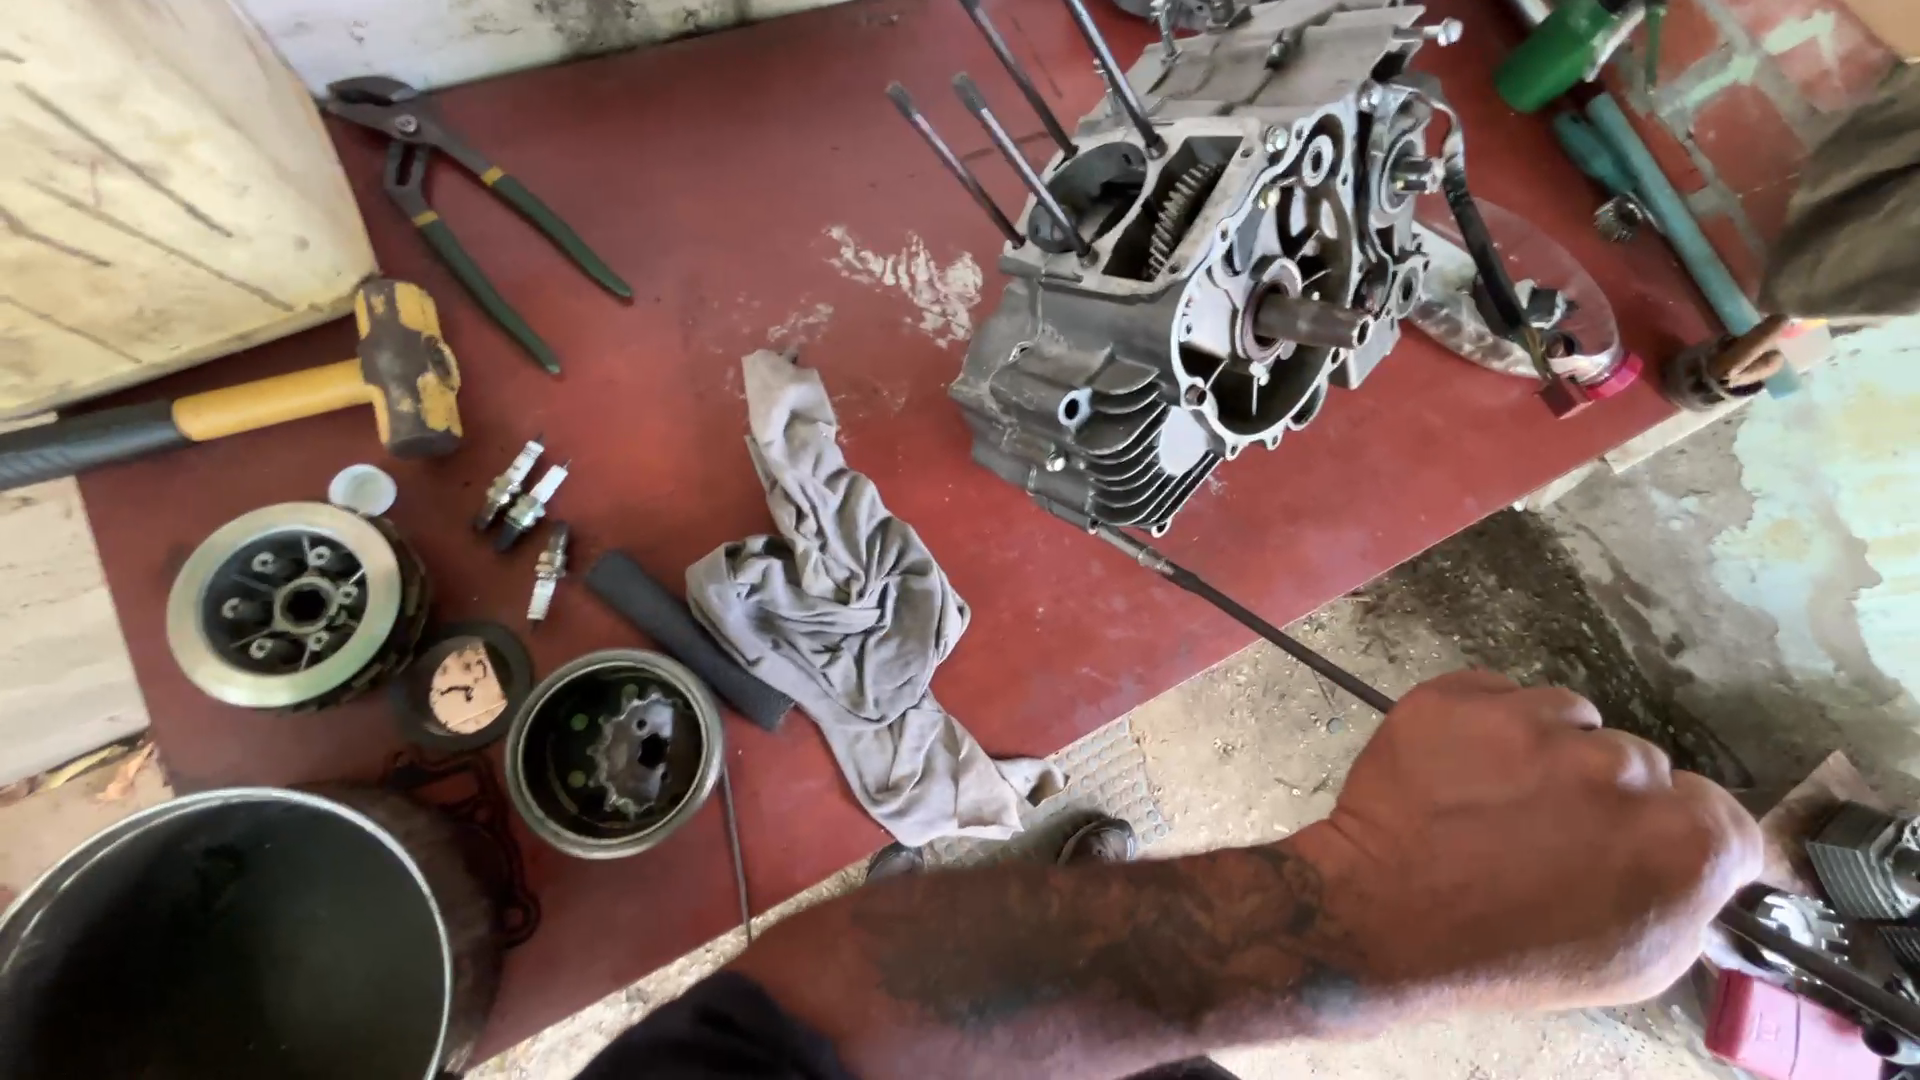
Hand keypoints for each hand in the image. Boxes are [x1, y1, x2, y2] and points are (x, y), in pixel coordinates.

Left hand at [1291, 670, 1761, 1015]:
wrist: (1385, 911)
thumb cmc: (1510, 950)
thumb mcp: (1638, 956)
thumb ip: (1688, 887)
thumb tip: (1700, 844)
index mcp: (1679, 838)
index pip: (1712, 806)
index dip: (1670, 826)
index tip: (1630, 840)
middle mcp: (1610, 766)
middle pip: (1632, 757)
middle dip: (1601, 787)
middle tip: (1546, 823)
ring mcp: (1523, 723)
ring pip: (1563, 714)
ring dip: (1544, 744)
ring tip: (1497, 790)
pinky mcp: (1452, 698)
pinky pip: (1492, 691)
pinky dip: (1483, 718)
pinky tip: (1459, 761)